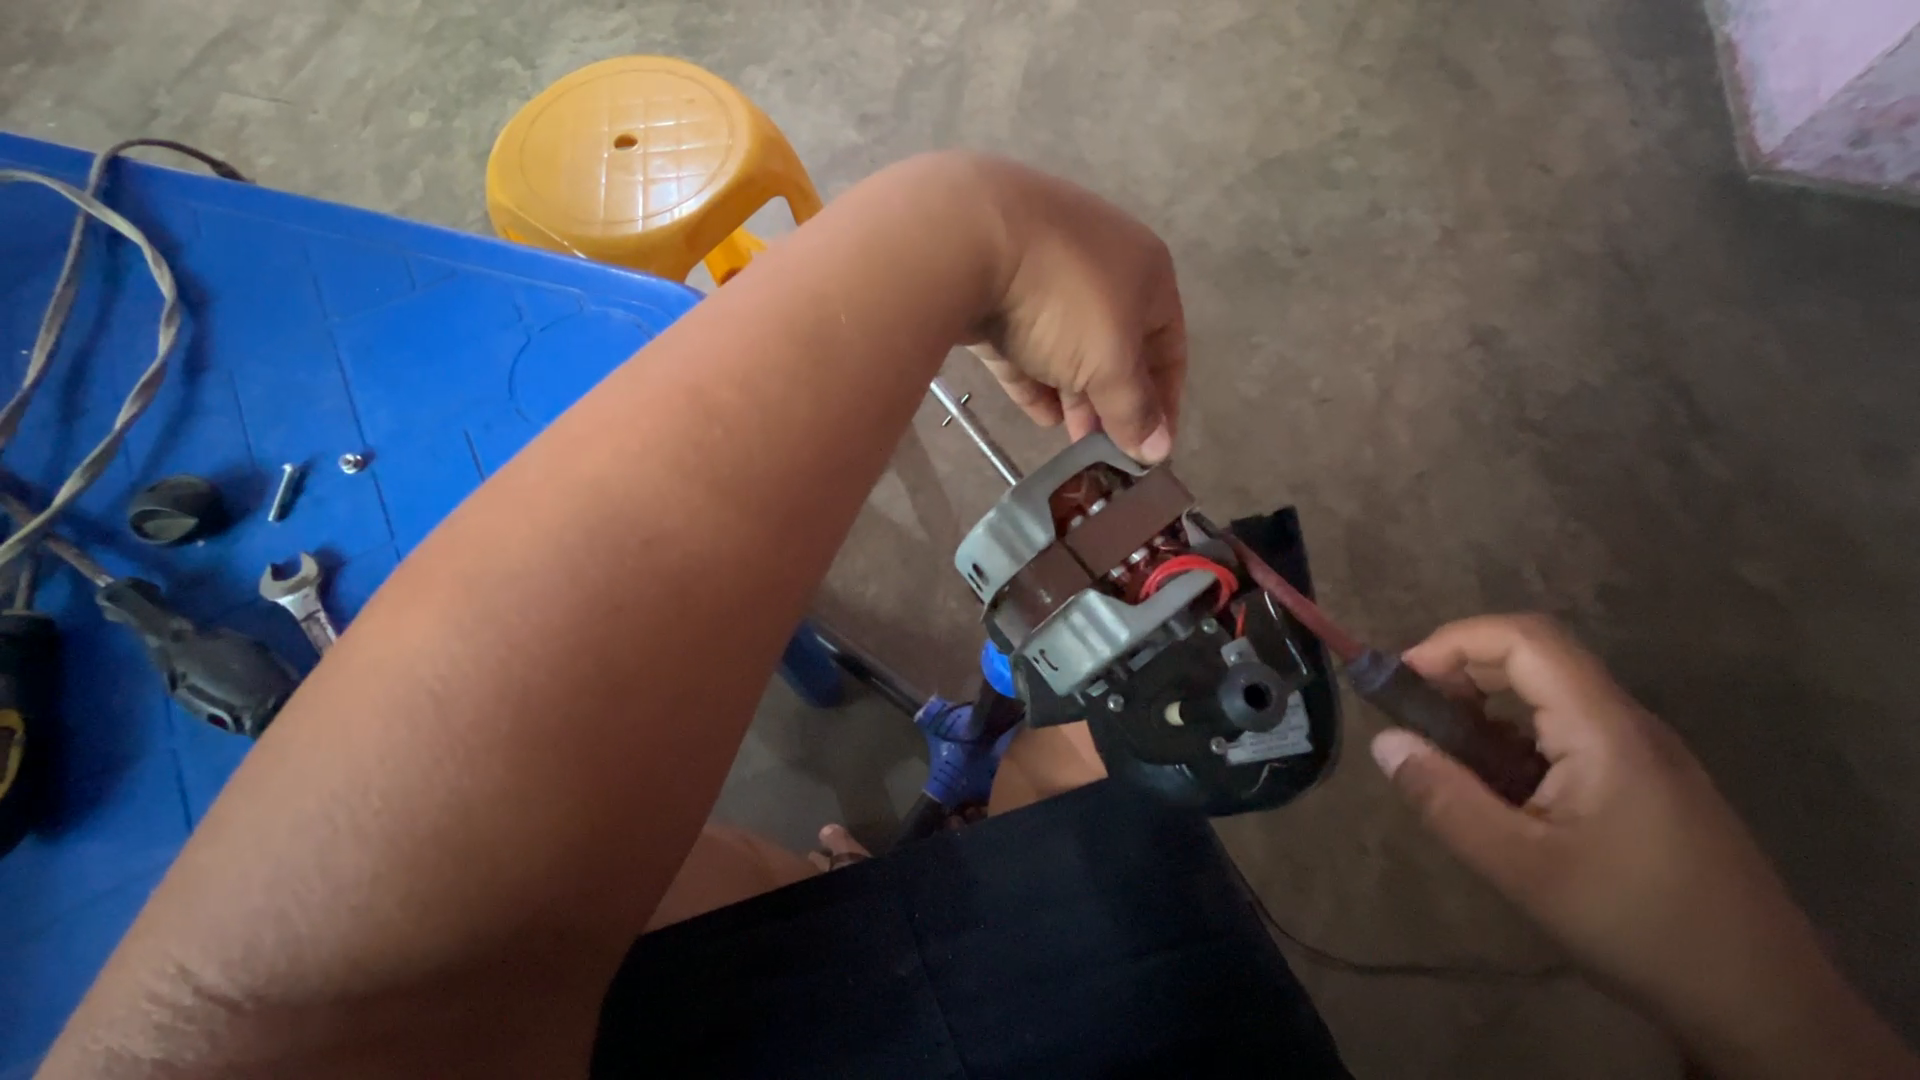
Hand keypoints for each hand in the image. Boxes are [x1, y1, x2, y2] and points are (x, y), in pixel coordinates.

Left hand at [959, 156, 1185, 461]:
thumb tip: (1159, 450)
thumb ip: (1135, 409)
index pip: (1168, 347)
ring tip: (1072, 441)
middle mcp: (1101, 267)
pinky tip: (1040, 415)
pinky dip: (1035, 379)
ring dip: (1075, 394)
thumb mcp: (1110, 362)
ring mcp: (1044, 275)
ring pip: (1068, 347)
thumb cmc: (1063, 300)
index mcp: (1145, 273)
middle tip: (1104, 450)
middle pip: (1116, 348)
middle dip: (1112, 402)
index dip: (1164, 402)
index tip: (1152, 449)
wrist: (966, 237)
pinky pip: (1024, 343)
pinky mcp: (995, 292)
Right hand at [1373, 615, 1916, 1077]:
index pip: (1525, 640)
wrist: (1764, 1001)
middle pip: (1537, 656)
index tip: (1402, 680)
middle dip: (1462, 669)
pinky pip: (1568, 730)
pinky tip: (1496, 785)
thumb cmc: (1637, 925)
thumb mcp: (1522, 868)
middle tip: (1412, 715)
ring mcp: (1643, 753)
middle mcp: (1628, 725)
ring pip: (1552, 694)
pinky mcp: (1645, 782)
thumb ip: (1446, 799)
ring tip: (1444, 751)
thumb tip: (1384, 741)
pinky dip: (1514, 735)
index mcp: (1605, 730)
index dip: (1454, 641)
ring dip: (1486, 703)